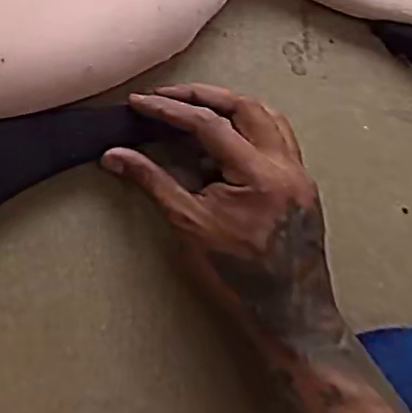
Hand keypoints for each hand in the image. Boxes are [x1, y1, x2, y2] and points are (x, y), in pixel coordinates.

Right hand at [103, 84, 344, 352]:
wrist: (290, 317)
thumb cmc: (239, 275)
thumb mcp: (187, 223)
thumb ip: (150, 181)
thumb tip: (112, 155)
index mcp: (261, 177)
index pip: (209, 124)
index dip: (168, 108)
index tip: (138, 103)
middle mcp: (287, 169)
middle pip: (246, 107)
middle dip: (202, 95)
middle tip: (165, 95)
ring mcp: (299, 177)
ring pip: (268, 118)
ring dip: (228, 105)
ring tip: (191, 105)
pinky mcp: (299, 186)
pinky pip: (276, 138)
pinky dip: (245, 126)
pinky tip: (219, 137)